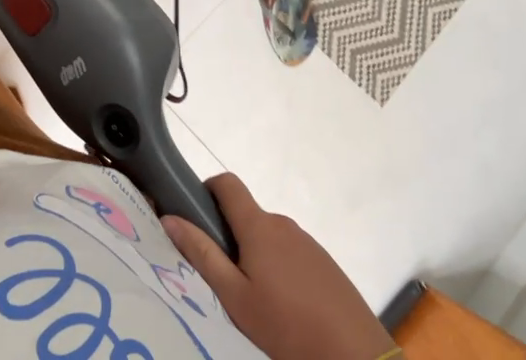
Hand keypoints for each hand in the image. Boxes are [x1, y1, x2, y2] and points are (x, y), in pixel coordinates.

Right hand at [164, 174, 396, 359]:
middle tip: (220, 278)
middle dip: (228, 236)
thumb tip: (169, 217)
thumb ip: (202, 254)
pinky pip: (290, 254)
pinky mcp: (325, 264)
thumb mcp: (235, 296)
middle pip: (246, 214)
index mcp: (259, 226)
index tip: (195, 219)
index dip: (206, 190)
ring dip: (253, 255)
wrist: (355, 356)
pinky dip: (278, 269)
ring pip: (268, 237)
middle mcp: (283, 225)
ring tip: (252, 301)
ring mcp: (308, 244)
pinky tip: (282, 308)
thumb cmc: (286, 326)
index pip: (227, 183)